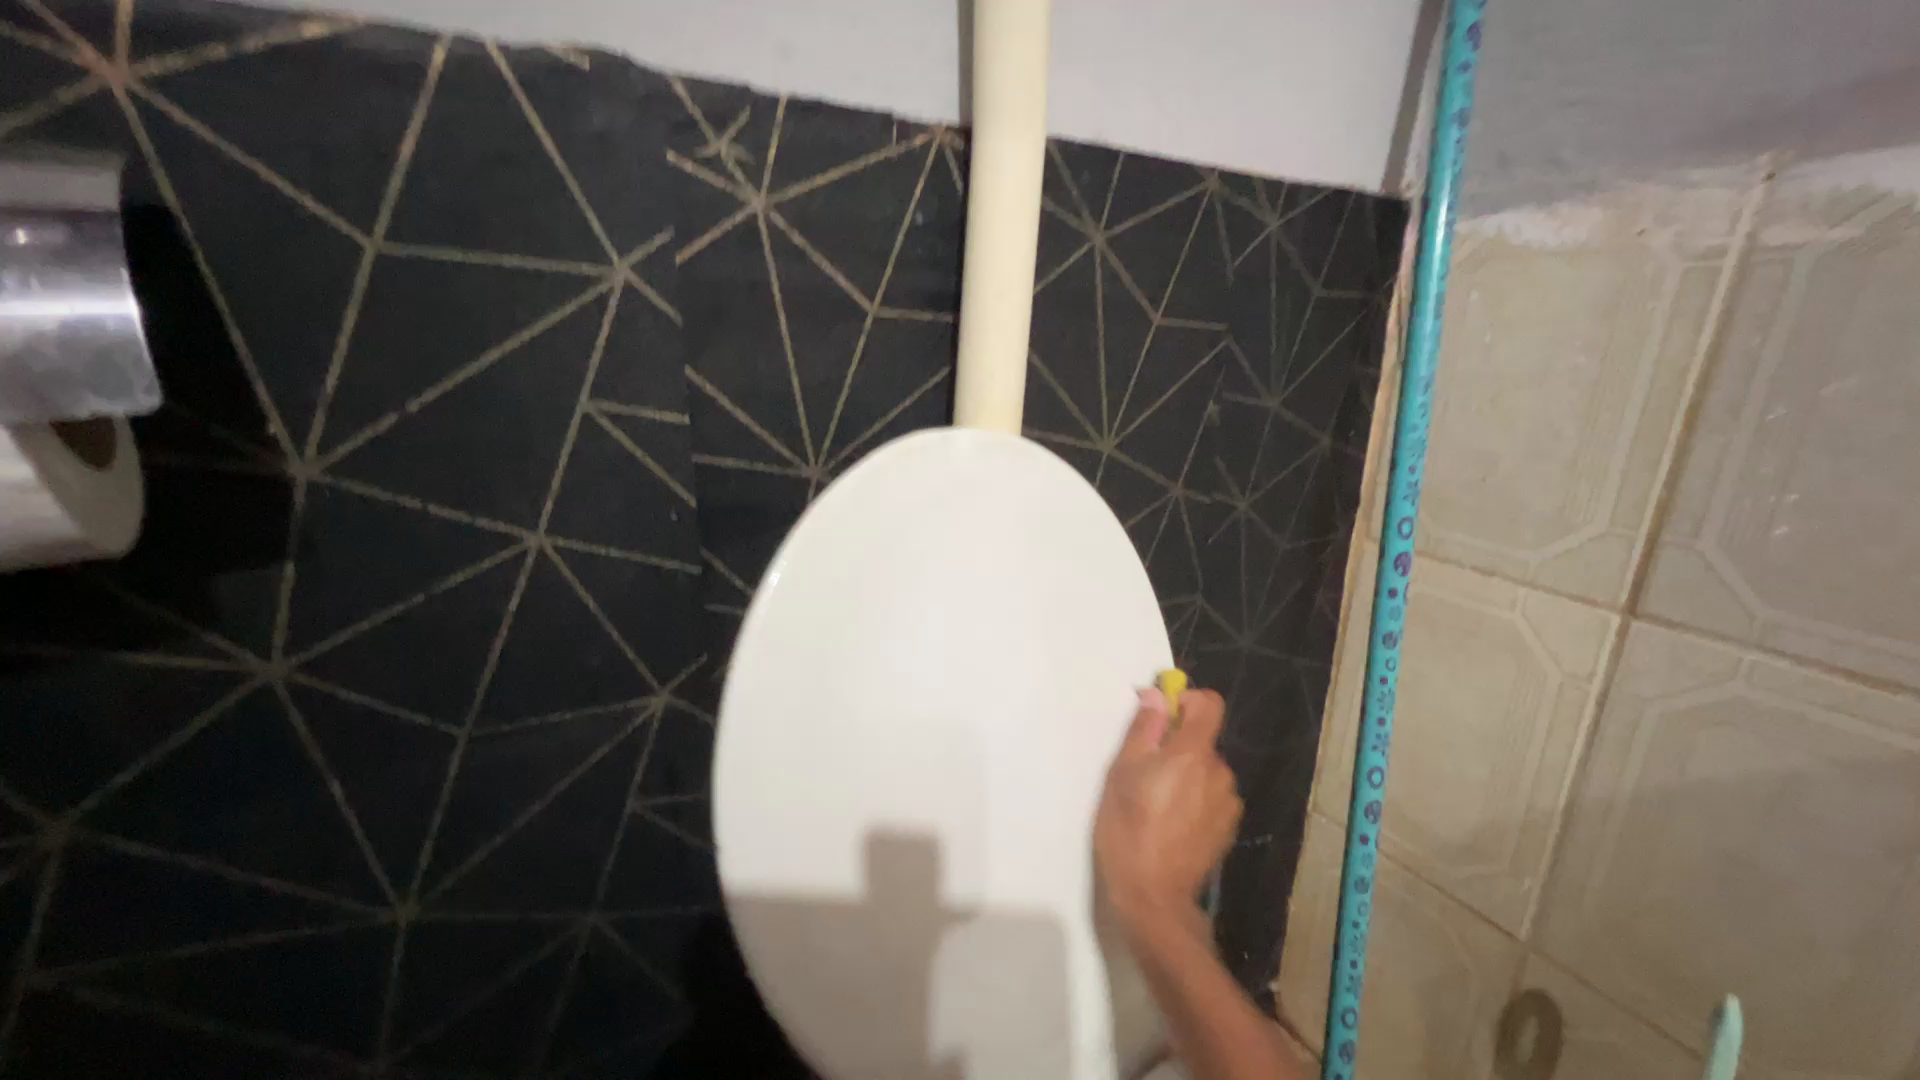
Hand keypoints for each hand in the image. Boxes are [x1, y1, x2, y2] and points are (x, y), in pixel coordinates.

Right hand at [1094, 686, 1240, 929]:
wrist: (1152, 895)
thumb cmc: (1127, 828)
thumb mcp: (1122, 771)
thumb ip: (1144, 729)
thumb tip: (1155, 695)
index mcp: (1193, 753)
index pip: (1209, 704)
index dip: (1186, 701)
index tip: (1161, 718)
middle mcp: (1219, 772)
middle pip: (1202, 740)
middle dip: (1176, 746)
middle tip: (1144, 772)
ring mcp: (1227, 803)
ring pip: (1205, 771)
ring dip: (1186, 775)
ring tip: (1155, 803)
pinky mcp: (1227, 828)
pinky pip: (1211, 797)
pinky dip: (1194, 799)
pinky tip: (1171, 824)